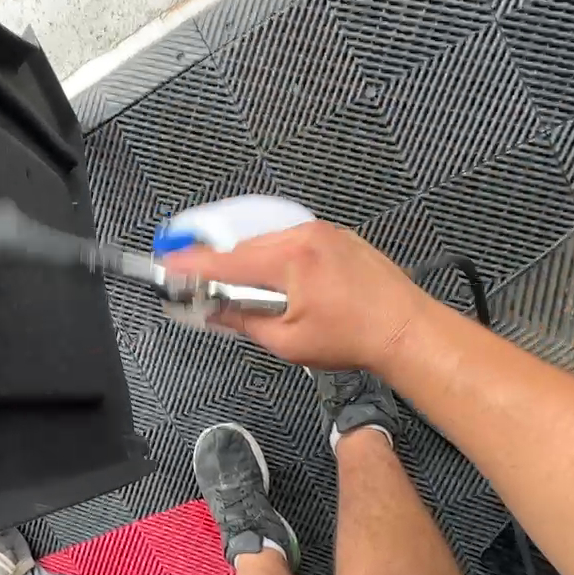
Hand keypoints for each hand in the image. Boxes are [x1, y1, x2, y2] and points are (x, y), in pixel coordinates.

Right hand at [165, 220, 434, 370]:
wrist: (406, 330)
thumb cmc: (357, 336)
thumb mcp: (286, 341)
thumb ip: (242, 321)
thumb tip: (214, 313)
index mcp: (290, 259)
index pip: (225, 260)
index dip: (191, 265)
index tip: (168, 265)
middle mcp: (306, 237)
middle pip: (242, 248)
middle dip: (219, 267)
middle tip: (200, 285)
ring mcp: (323, 233)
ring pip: (265, 243)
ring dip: (248, 264)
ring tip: (242, 291)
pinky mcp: (335, 237)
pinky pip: (289, 241)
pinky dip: (272, 258)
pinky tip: (273, 282)